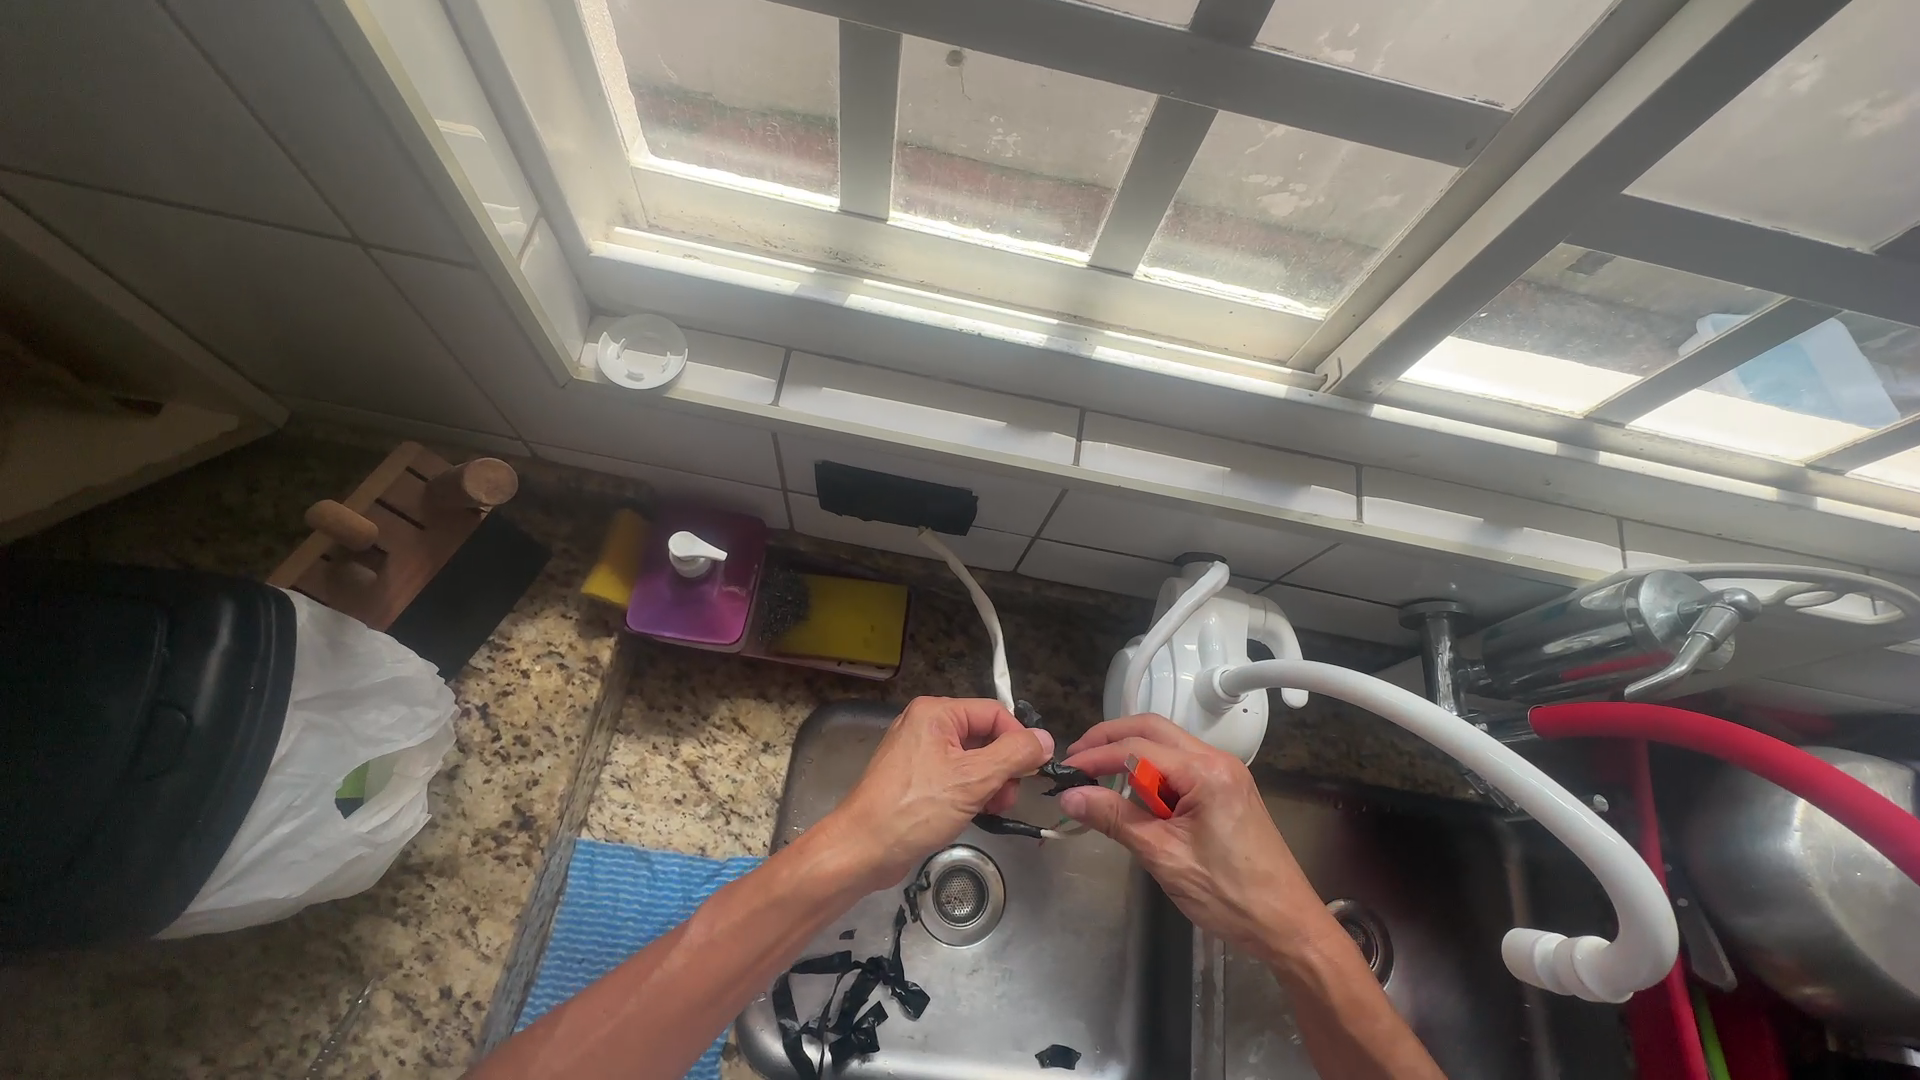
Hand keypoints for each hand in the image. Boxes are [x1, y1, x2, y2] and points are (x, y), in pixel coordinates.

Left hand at [826, 697, 1052, 890]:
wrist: (863, 849)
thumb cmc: (917, 808)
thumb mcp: (974, 779)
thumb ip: (1014, 755)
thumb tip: (1045, 739)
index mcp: (936, 713)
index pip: (994, 713)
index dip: (1018, 740)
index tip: (1032, 773)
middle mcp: (926, 724)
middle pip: (984, 735)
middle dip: (1003, 767)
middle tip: (1006, 797)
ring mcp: (918, 752)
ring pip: (972, 759)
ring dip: (990, 783)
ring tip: (991, 809)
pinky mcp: (915, 778)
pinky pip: (955, 776)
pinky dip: (971, 792)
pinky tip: (975, 813)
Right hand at [1057, 714, 1330, 962]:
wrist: (1288, 926)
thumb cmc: (1229, 895)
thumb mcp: (1163, 856)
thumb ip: (1115, 818)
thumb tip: (1070, 796)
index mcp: (1205, 772)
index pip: (1136, 747)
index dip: (1096, 756)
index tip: (1065, 771)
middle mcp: (1217, 760)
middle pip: (1151, 729)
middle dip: (1109, 739)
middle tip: (1076, 759)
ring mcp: (1224, 773)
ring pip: (1165, 744)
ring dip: (1128, 753)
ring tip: (1095, 777)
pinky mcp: (1225, 789)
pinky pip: (1178, 765)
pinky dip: (1148, 771)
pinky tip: (1130, 792)